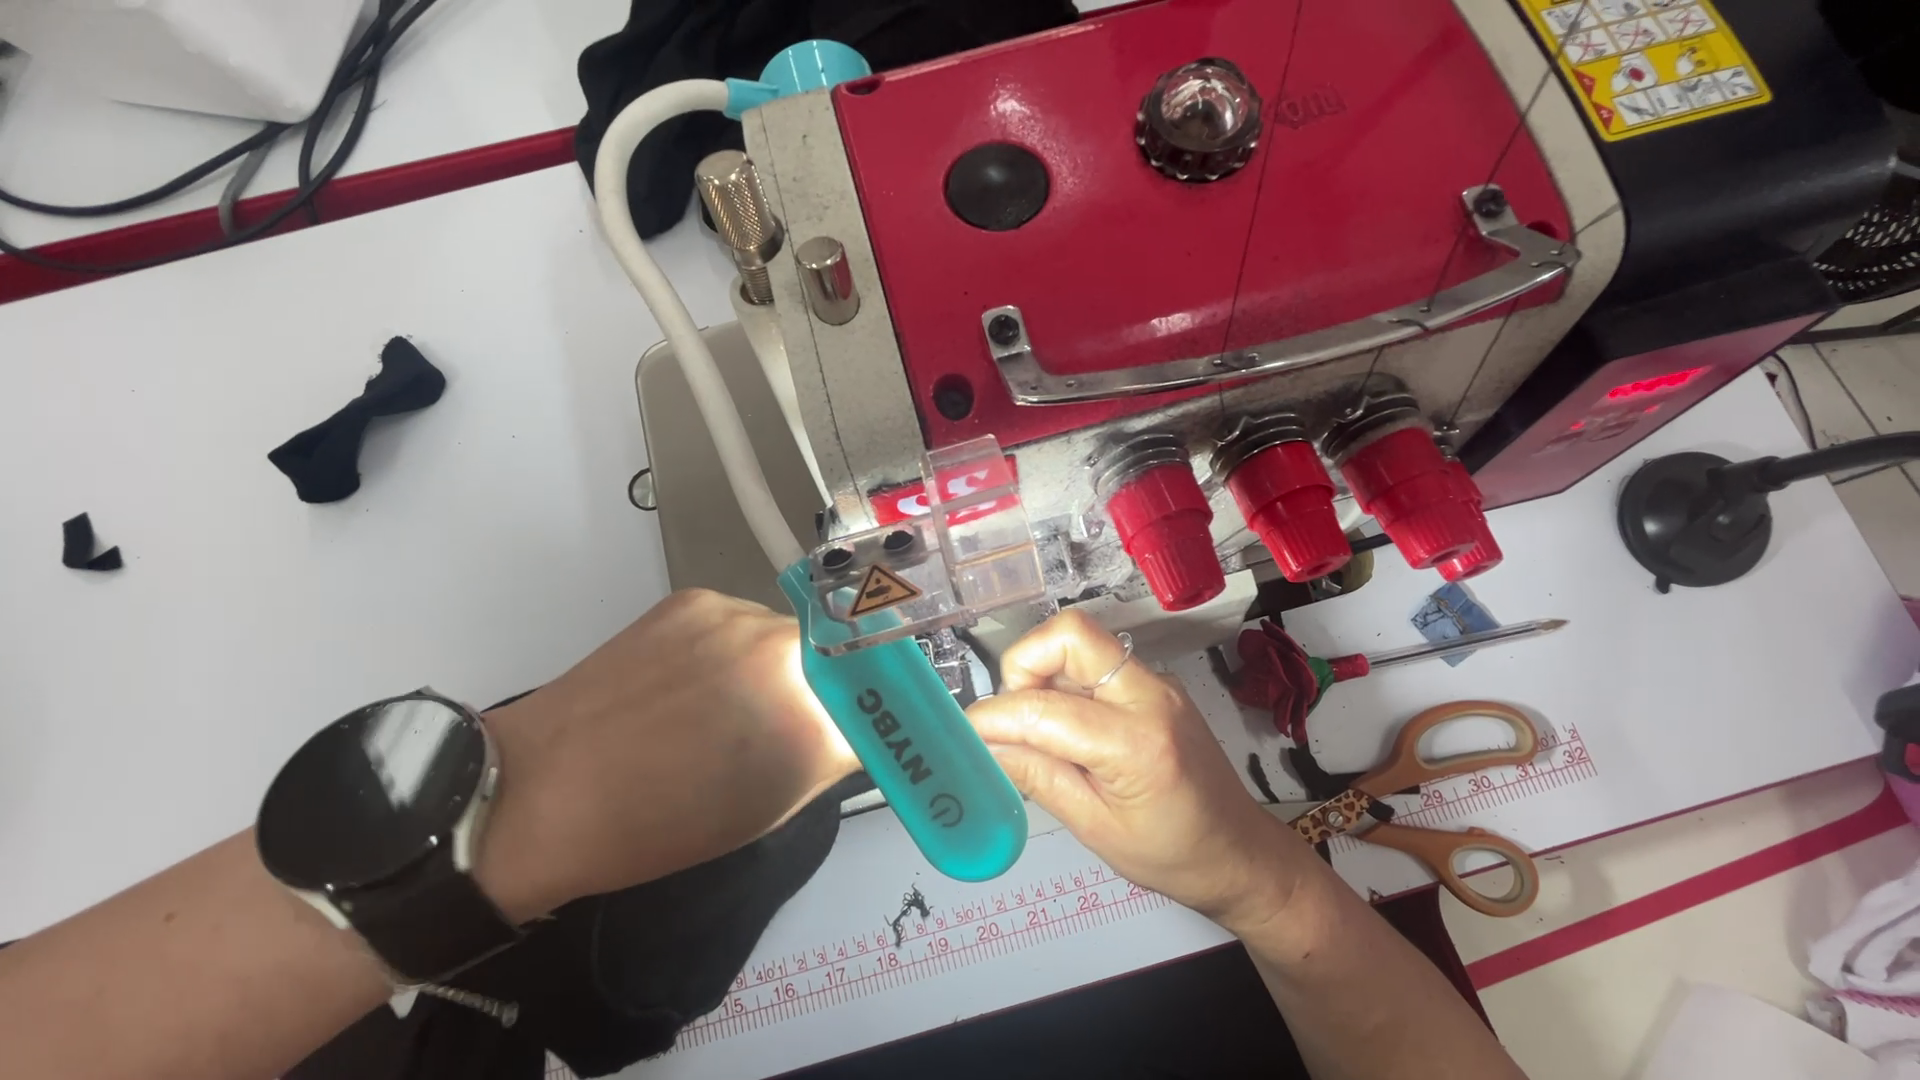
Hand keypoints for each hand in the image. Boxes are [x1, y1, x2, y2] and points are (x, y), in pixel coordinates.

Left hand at [474, 589, 856, 918]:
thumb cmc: (655, 828)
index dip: (883, 717)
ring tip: (730, 703)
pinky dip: (737, 648)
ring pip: (790, 636)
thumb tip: (856, 725)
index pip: (884, 707)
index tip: (874, 727)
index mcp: (809, 725)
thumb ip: (823, 756)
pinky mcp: (694, 599)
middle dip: (827, 690)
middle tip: (791, 723)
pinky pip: (743, 621)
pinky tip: (695, 679)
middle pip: (840, 661)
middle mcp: (784, 653)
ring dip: (780, 666)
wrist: (537, 791)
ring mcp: (735, 616)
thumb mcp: (764, 810)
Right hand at [966, 611, 1309, 931]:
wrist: (1242, 852)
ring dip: (1044, 671)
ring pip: (1081, 641)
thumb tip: (984, 746)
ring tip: (1038, 727)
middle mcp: (1150, 695)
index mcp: (1137, 744)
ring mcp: (1156, 683)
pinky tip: (1068, 729)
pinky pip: (1098, 661)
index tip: (966, 733)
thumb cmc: (1172, 856)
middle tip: (1012, 715)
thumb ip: (1038, 777)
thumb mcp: (1095, 829)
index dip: (993, 717)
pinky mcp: (1155, 683)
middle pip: (1070, 634)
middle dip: (1023, 664)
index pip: (1044, 709)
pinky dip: (1066, 681)